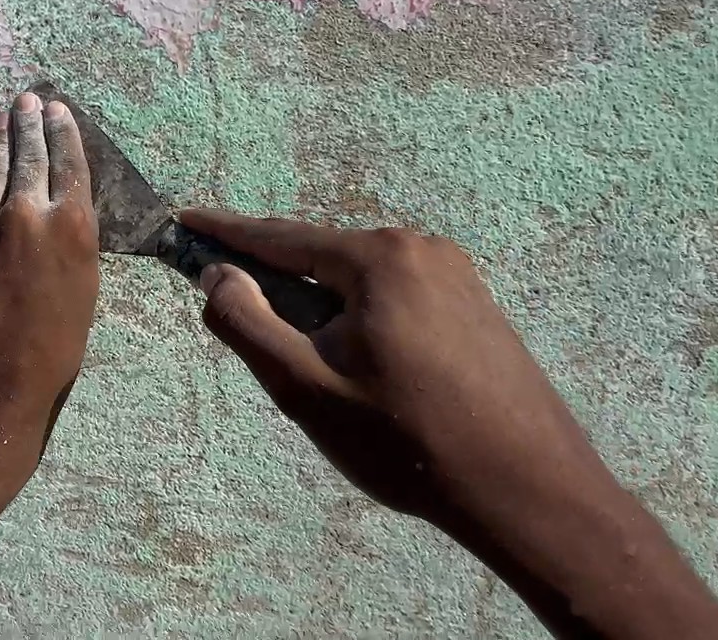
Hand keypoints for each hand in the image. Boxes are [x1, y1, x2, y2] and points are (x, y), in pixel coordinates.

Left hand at [0, 91, 99, 470]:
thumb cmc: (51, 349)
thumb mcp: (82, 288)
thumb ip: (70, 239)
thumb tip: (60, 206)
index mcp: (72, 228)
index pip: (69, 164)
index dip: (64, 133)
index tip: (58, 111)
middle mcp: (28, 215)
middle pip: (30, 156)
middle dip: (31, 124)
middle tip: (29, 99)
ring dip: (1, 140)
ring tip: (5, 115)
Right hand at [180, 210, 605, 528]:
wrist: (533, 498)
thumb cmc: (406, 441)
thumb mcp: (303, 386)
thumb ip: (245, 321)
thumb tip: (217, 274)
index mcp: (377, 258)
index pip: (277, 237)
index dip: (224, 231)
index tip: (184, 218)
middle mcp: (418, 248)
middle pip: (317, 255)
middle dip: (273, 276)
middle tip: (237, 306)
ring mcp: (454, 272)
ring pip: (353, 275)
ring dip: (316, 301)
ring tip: (305, 354)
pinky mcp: (473, 301)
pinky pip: (389, 290)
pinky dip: (354, 309)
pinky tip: (355, 355)